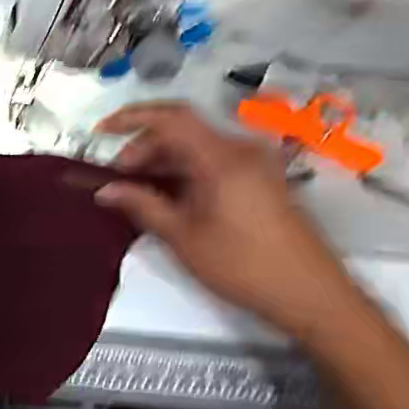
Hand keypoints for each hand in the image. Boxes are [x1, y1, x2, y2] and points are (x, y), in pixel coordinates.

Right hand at [92, 102, 368, 337]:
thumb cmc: (240, 264)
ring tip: (136, 192)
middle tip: (117, 181)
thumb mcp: (182, 236)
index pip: (172, 118)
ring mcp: (255, 163)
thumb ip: (142, 205)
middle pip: (184, 132)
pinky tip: (168, 197)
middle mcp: (241, 149)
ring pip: (198, 148)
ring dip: (164, 162)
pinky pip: (214, 162)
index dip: (132, 118)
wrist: (307, 290)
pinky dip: (185, 172)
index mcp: (222, 157)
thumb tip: (105, 190)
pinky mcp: (261, 179)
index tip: (101, 132)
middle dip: (144, 148)